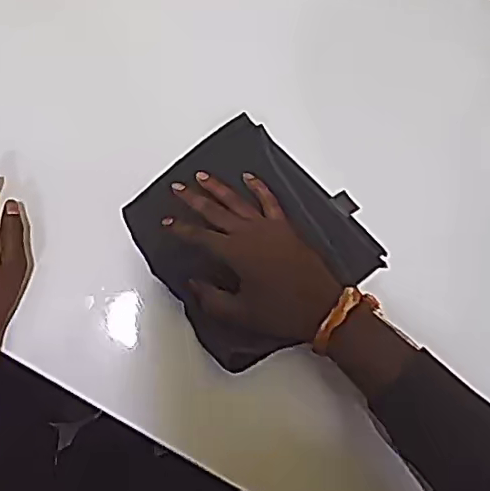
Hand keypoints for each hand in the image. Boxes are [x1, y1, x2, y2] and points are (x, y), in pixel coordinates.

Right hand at [166, 172, 343, 342]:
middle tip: (178, 189)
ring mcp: (268, 227)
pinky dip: (258, 187)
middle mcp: (249, 234)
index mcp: (235, 253)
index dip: (181, 228)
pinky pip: (269, 201)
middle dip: (193, 199)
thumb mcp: (241, 313)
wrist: (322, 307)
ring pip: (236, 200)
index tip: (168, 223)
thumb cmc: (284, 311)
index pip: (200, 236)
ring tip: (203, 176)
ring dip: (218, 187)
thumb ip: (212, 299)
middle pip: (214, 211)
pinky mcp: (284, 227)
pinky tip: (249, 178)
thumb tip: (195, 286)